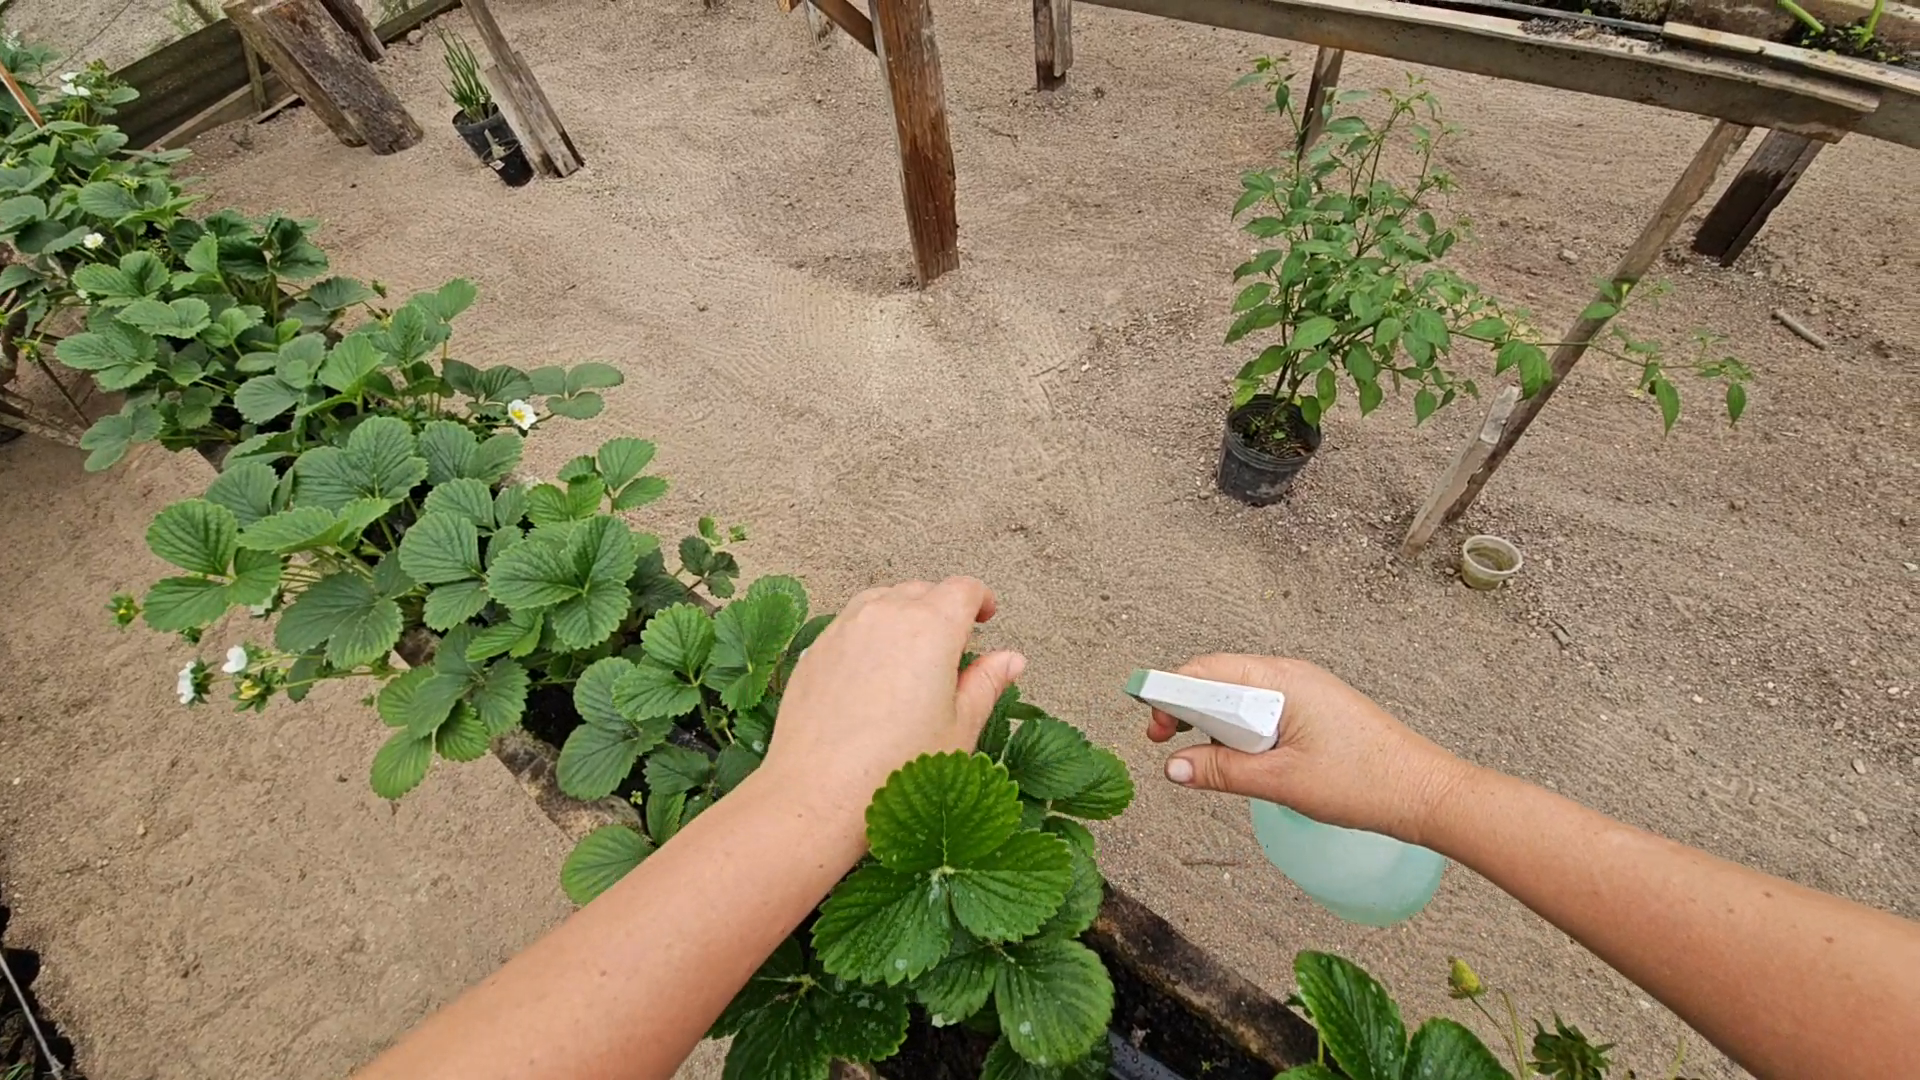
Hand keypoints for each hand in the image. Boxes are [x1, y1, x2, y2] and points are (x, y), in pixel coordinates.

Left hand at [761, 577, 1024, 837]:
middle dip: (943, 609)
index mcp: (931, 628)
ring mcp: (845, 627)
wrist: (818, 794)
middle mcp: (886, 615)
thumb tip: (1011, 660)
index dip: (981, 599)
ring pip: (884, 600)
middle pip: (924, 591)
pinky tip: (874, 674)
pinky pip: (851, 623)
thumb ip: (987, 683)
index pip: (964, 589)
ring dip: (904, 614)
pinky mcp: (817, 648)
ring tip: (912, 656)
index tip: (985, 616)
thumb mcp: (960, 727)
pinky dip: (870, 634)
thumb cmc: (894, 768)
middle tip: (954, 647)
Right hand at [1145, 655, 1468, 844]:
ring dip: (1214, 723)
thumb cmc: (1368, 783)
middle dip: (1187, 710)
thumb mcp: (1283, 781)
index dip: (1170, 695)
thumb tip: (1173, 768)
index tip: (1152, 725)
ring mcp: (1302, 691)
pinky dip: (1239, 730)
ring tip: (1208, 757)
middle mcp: (1289, 676)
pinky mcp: (1311, 709)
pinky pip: (1259, 709)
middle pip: (1217, 680)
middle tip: (1169, 745)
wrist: (1432, 796)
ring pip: (1237, 696)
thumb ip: (1221, 771)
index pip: (1206, 672)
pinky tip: (1241, 757)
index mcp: (1281, 680)